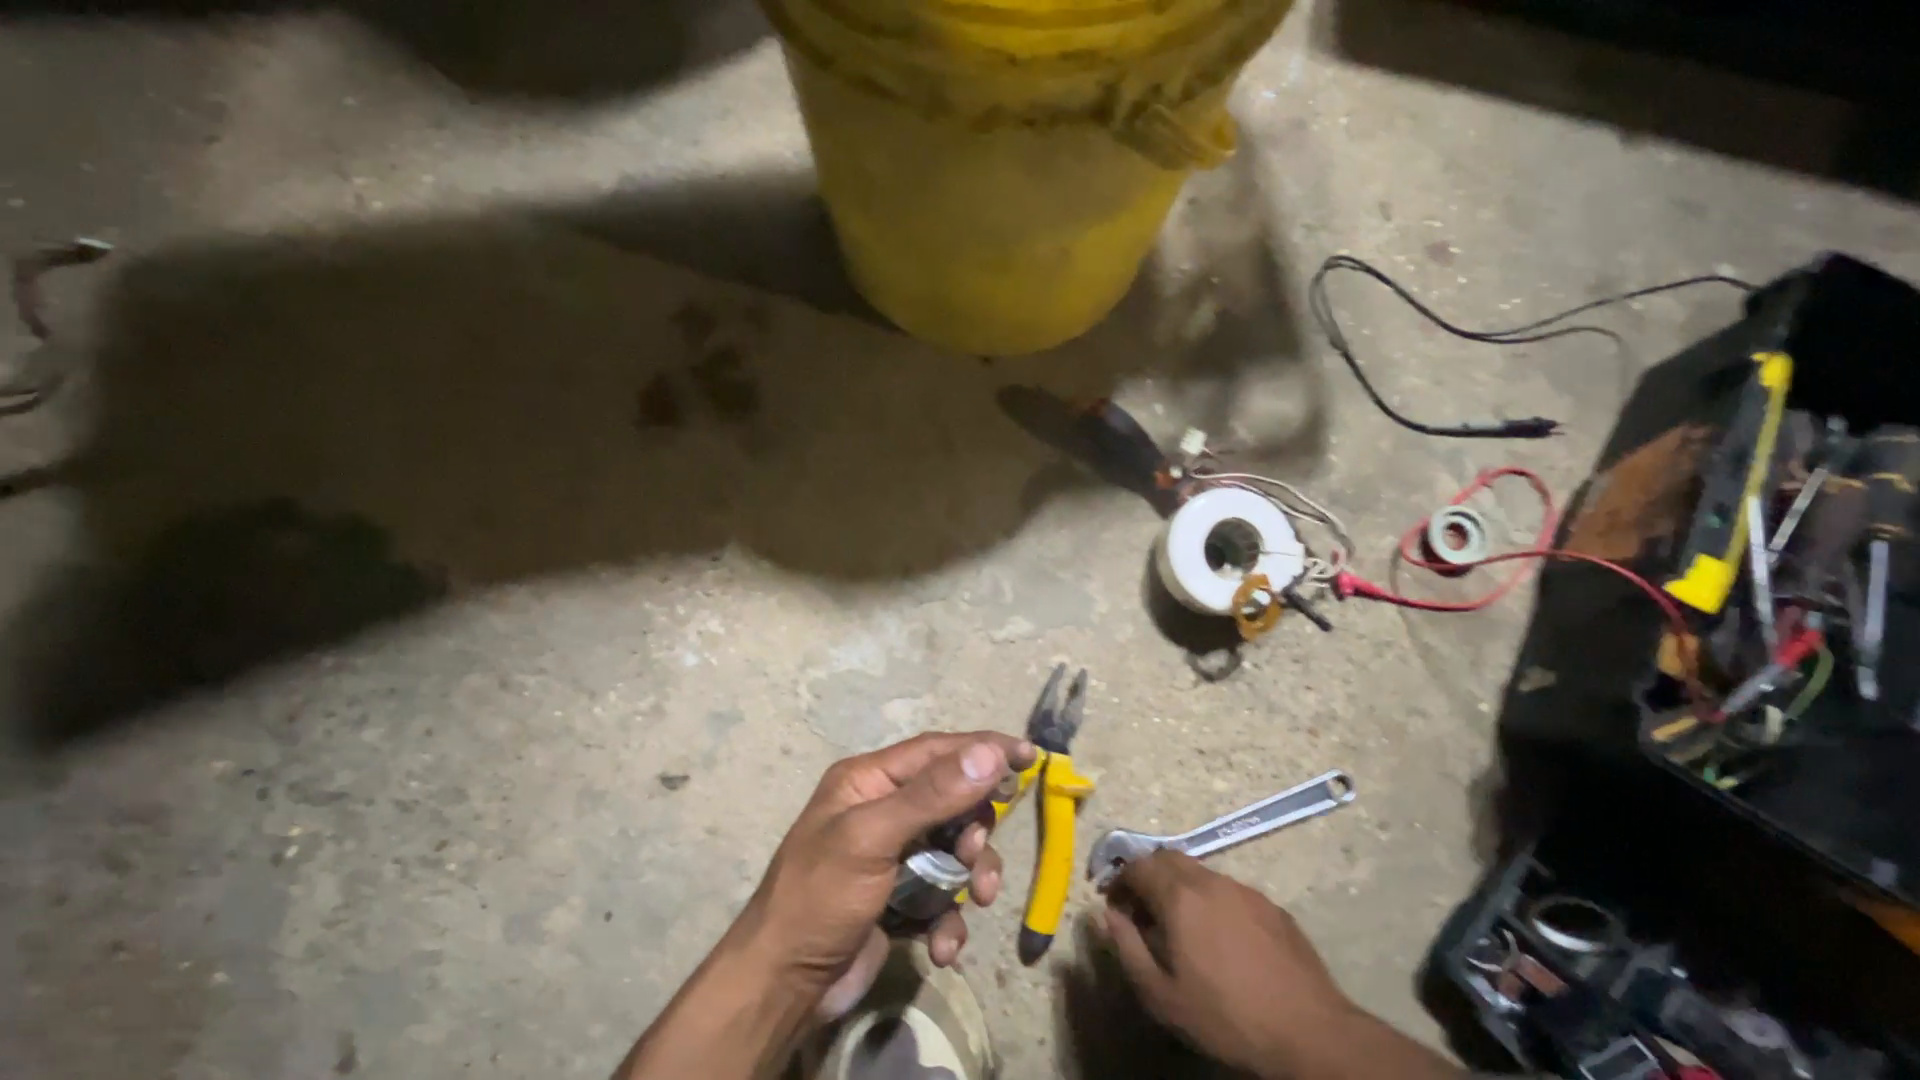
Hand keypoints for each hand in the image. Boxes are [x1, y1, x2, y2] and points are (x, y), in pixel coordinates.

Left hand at [728, 731, 1036, 1019]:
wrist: (783, 984)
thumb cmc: (820, 897)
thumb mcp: (872, 838)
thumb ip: (932, 795)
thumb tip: (990, 753)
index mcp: (867, 780)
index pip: (937, 750)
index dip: (983, 749)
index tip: (1030, 755)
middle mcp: (881, 810)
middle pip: (952, 801)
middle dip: (974, 828)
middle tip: (974, 854)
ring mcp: (891, 857)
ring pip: (954, 851)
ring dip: (970, 876)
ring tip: (974, 901)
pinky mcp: (899, 899)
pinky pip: (943, 895)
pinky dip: (950, 918)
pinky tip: (943, 945)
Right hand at [1100, 851, 1356, 1076]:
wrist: (1307, 1031)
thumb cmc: (1224, 1015)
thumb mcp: (1159, 994)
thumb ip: (1126, 947)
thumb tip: (1108, 916)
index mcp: (1180, 896)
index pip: (1138, 865)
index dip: (1119, 880)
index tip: (1114, 905)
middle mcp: (1212, 882)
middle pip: (1169, 858)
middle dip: (1148, 876)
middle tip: (1141, 911)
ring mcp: (1247, 891)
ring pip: (1202, 874)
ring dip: (1181, 889)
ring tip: (1181, 928)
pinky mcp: (1273, 908)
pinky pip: (1231, 892)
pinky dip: (1212, 902)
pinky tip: (1220, 940)